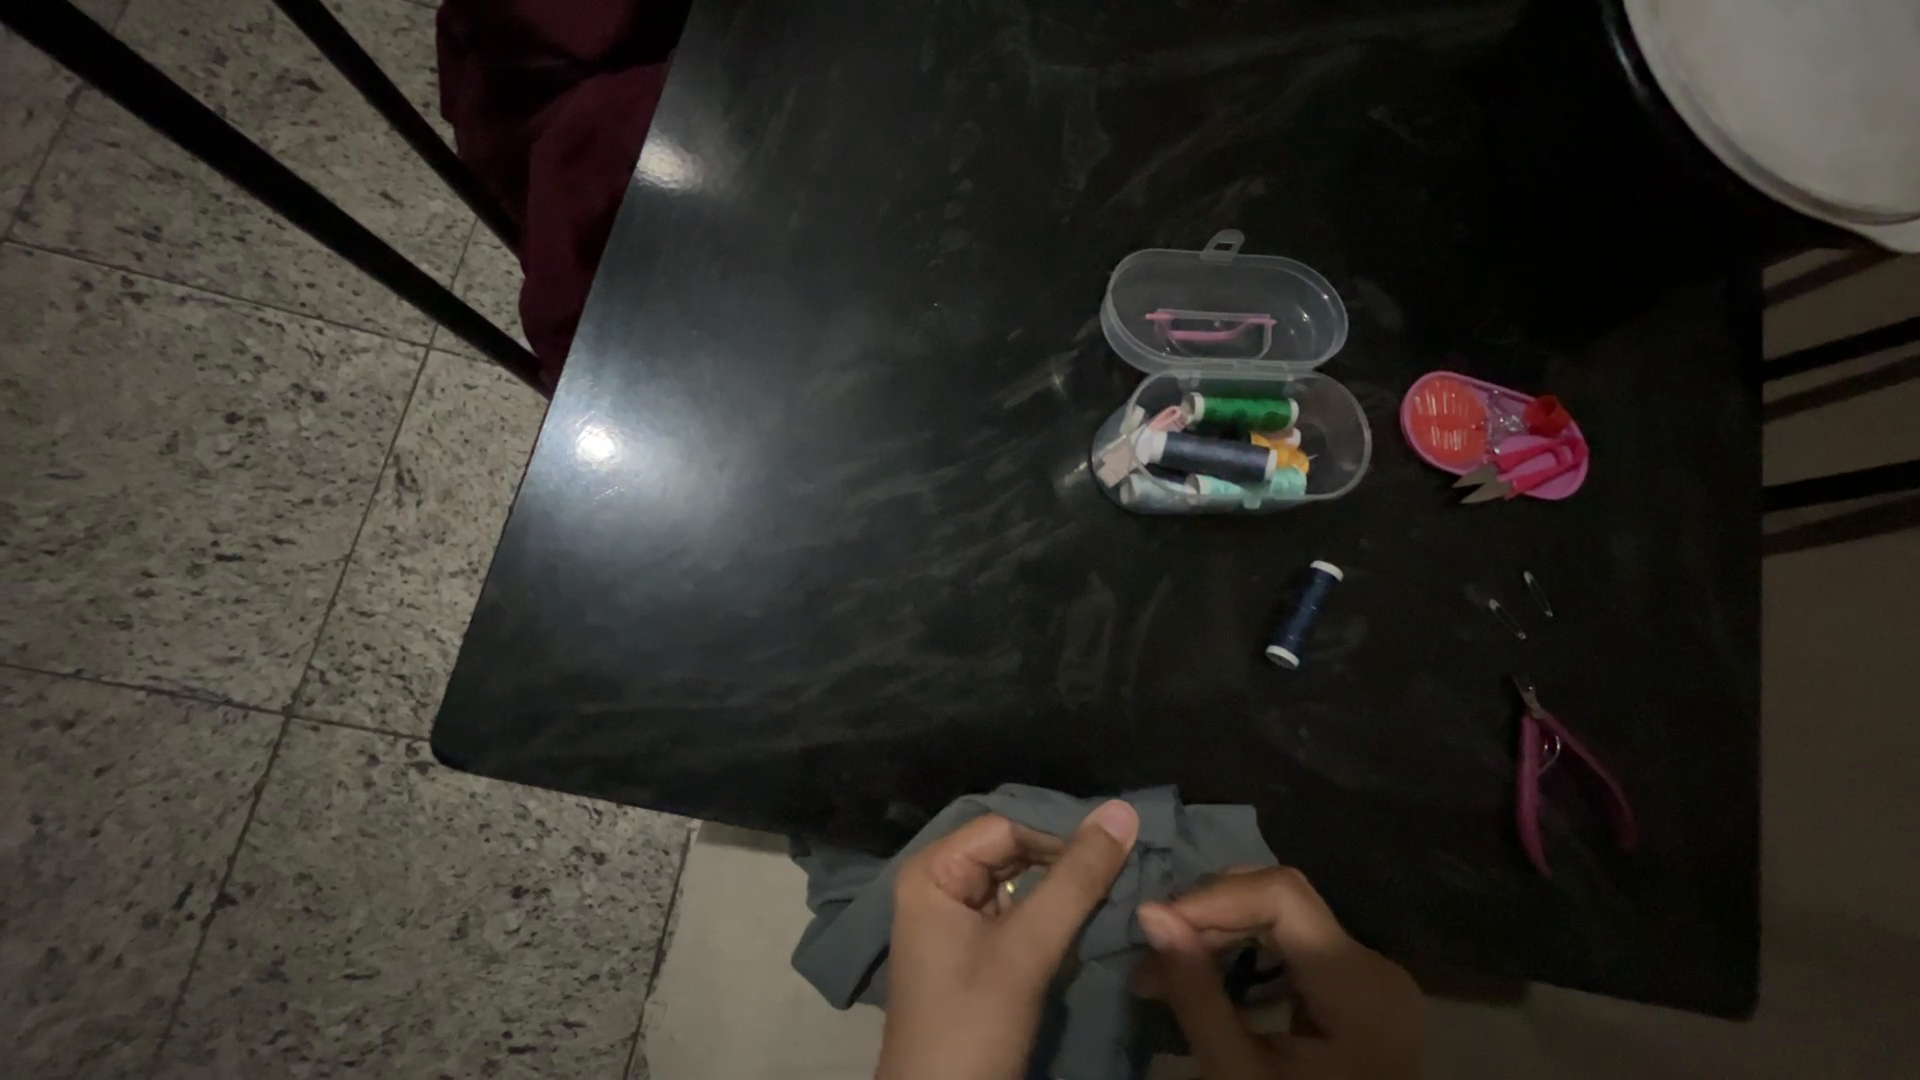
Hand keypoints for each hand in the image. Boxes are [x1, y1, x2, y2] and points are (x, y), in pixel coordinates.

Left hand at [877, 801, 1140, 1079]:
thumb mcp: (1026, 949)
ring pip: (1017, 884)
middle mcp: (937, 885)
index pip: (1005, 829)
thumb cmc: (973, 1023)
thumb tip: (1123, 809)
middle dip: (1062, 861)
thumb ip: (1075, 879)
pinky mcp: (972, 952)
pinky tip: (1087, 918)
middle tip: (1122, 866)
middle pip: (1010, 853)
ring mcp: (953, 920)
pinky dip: (1050, 915)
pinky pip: (1015, 914)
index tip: (1115, 850)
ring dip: (1061, 888)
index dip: (1058, 837)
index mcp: (932, 871)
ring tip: (1113, 887)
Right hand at [1136, 867, 1424, 1079]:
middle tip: (1151, 956)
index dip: (1214, 897)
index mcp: (1361, 986)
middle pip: (1279, 901)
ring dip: (1216, 933)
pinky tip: (1206, 976)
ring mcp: (1368, 978)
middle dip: (1207, 918)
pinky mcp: (1354, 992)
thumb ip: (1196, 994)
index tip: (1156, 924)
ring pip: (1279, 917)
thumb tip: (1149, 913)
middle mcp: (1374, 966)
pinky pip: (1290, 945)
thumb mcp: (1240, 1077)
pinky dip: (1242, 951)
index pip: (1282, 894)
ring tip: (1166, 968)